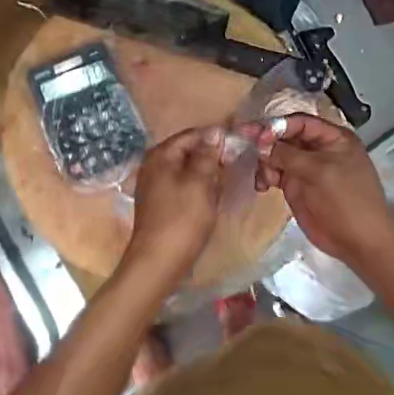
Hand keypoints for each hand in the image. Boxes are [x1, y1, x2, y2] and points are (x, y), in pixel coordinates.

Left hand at [118, 126, 222, 290]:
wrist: (158, 262)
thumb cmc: (182, 219)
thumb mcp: (200, 182)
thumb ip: (207, 154)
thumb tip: (214, 132)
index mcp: (161, 155)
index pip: (192, 134)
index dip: (216, 137)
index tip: (239, 145)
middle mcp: (154, 166)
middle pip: (189, 152)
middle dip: (212, 157)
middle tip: (236, 165)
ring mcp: (155, 186)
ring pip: (188, 170)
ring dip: (207, 174)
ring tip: (227, 181)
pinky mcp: (160, 204)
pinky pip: (184, 186)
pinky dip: (199, 188)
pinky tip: (212, 198)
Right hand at [254, 114, 393, 265]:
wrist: (359, 241)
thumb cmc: (346, 200)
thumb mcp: (319, 172)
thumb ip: (289, 155)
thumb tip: (262, 143)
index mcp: (333, 138)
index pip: (301, 122)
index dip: (278, 126)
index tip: (257, 135)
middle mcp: (319, 149)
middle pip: (286, 137)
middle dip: (267, 143)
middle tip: (245, 148)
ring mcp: (308, 169)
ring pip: (278, 156)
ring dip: (265, 162)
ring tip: (263, 178)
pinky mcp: (298, 187)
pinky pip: (276, 174)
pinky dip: (266, 176)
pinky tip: (262, 185)